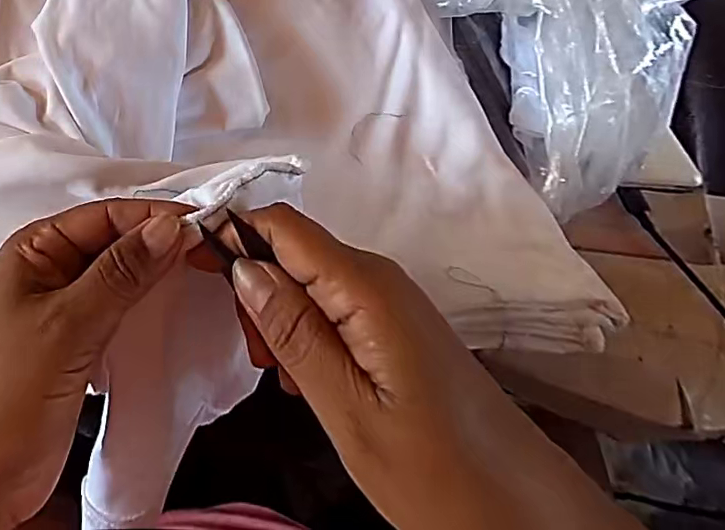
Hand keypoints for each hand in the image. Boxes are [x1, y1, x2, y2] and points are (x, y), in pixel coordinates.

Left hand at [0, 199, 197, 529]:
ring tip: (204, 277)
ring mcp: (64, 311)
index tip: (202, 225)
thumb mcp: (64, 327)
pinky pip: (120, 315)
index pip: (105, 215)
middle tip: (212, 252)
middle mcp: (50, 271)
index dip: (153, 216)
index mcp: (35, 248)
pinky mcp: (78, 349)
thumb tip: (166, 228)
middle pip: (115, 243)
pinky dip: (147, 311)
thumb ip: (119, 275)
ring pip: (121, 279)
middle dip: (160, 245)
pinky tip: (174, 314)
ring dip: (158, 278)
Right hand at [224, 204, 637, 529]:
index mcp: (364, 286)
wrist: (530, 517)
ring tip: (284, 374)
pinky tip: (309, 378)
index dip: (232, 231)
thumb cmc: (441, 476)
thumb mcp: (350, 413)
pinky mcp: (392, 320)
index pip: (281, 224)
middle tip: (257, 354)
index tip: (194, 264)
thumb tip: (242, 265)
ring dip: (278, 313)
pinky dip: (304, 328)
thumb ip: (293, 332)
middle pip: (289, 247)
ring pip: (305, 276)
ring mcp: (387, 297)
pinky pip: (329, 301)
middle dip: (256, 285)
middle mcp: (375, 275)